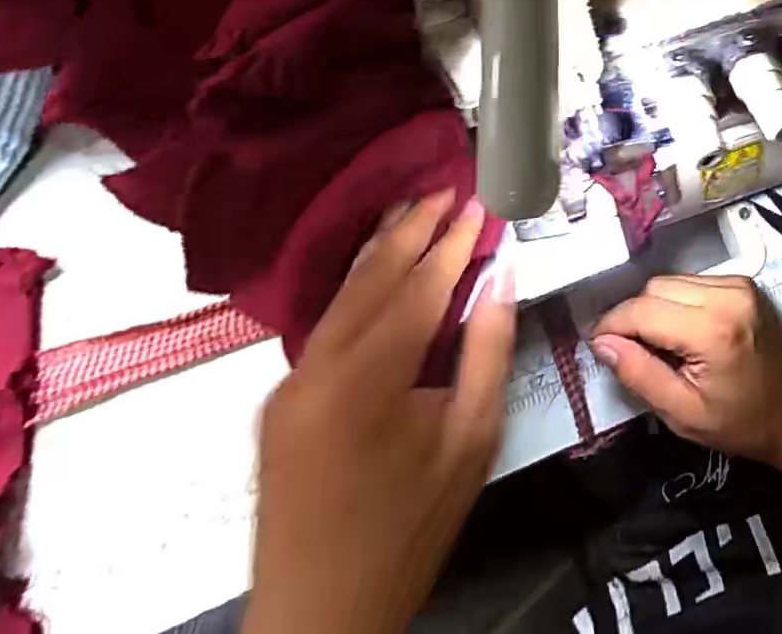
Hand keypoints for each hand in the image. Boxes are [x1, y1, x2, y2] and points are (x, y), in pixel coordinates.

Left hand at [243, 191, 515, 633]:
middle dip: (411, 229)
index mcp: (366, 379)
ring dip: (382, 250)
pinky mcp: (282, 398)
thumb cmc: (410, 526)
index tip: (478, 204)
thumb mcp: (471, 438)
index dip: (452, 243)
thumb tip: (499, 278)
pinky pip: (329, 324)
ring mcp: (289, 382)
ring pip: (342, 296)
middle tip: (445, 189)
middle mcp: (315, 367)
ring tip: (415, 212)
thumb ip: (487, 349)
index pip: (418, 287)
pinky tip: (382, 270)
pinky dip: (362, 287)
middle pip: (370, 278)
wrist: (319, 612)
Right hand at [588, 274, 781, 469]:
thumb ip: (639, 374)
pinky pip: (691, 282)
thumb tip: (602, 343)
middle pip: (655, 288)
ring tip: (659, 344)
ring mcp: (738, 283)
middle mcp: (727, 294)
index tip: (598, 345)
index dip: (613, 325)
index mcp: (713, 329)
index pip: (643, 310)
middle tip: (629, 350)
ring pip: (671, 281)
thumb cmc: (742, 423)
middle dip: (633, 316)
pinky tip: (682, 332)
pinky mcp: (742, 281)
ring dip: (654, 307)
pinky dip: (676, 302)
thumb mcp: (683, 414)